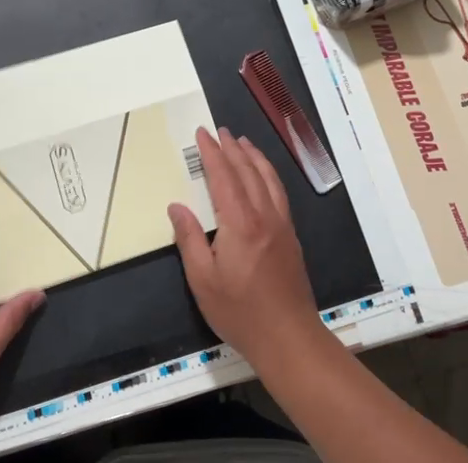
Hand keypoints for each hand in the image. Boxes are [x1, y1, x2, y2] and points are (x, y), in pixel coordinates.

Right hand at [168, 127, 326, 365]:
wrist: (288, 337)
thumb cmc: (240, 312)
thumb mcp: (203, 280)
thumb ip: (189, 239)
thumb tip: (177, 207)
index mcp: (240, 223)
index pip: (224, 176)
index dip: (212, 153)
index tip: (202, 134)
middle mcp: (264, 215)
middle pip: (248, 171)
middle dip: (232, 148)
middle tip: (219, 130)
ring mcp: (282, 225)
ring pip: (268, 179)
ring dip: (253, 156)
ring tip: (242, 142)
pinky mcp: (291, 236)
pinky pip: (279, 192)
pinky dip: (268, 174)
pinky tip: (263, 175)